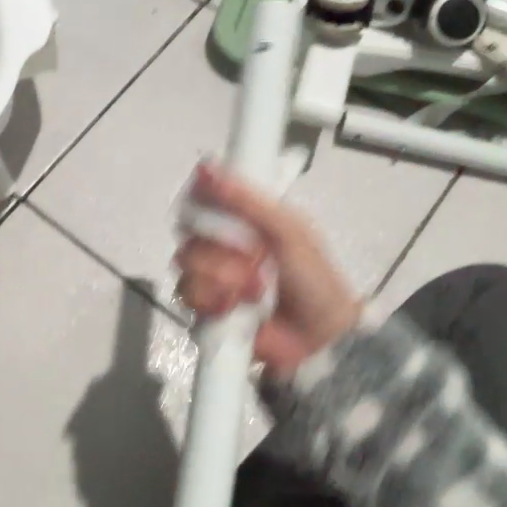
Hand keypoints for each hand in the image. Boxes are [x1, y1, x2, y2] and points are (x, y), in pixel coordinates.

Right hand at [174, 163, 359, 378]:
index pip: (203, 198)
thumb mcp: (288, 231)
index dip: (202, 203)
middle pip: (189, 231)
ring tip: (252, 292)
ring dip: (221, 278)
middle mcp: (223, 244)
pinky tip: (234, 308)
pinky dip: (212, 300)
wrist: (321, 340)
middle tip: (253, 260)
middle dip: (220, 250)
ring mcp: (212, 276)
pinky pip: (185, 294)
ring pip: (186, 263)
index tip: (216, 215)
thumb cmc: (314, 280)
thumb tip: (205, 165)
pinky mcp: (205, 307)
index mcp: (245, 219)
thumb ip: (246, 199)